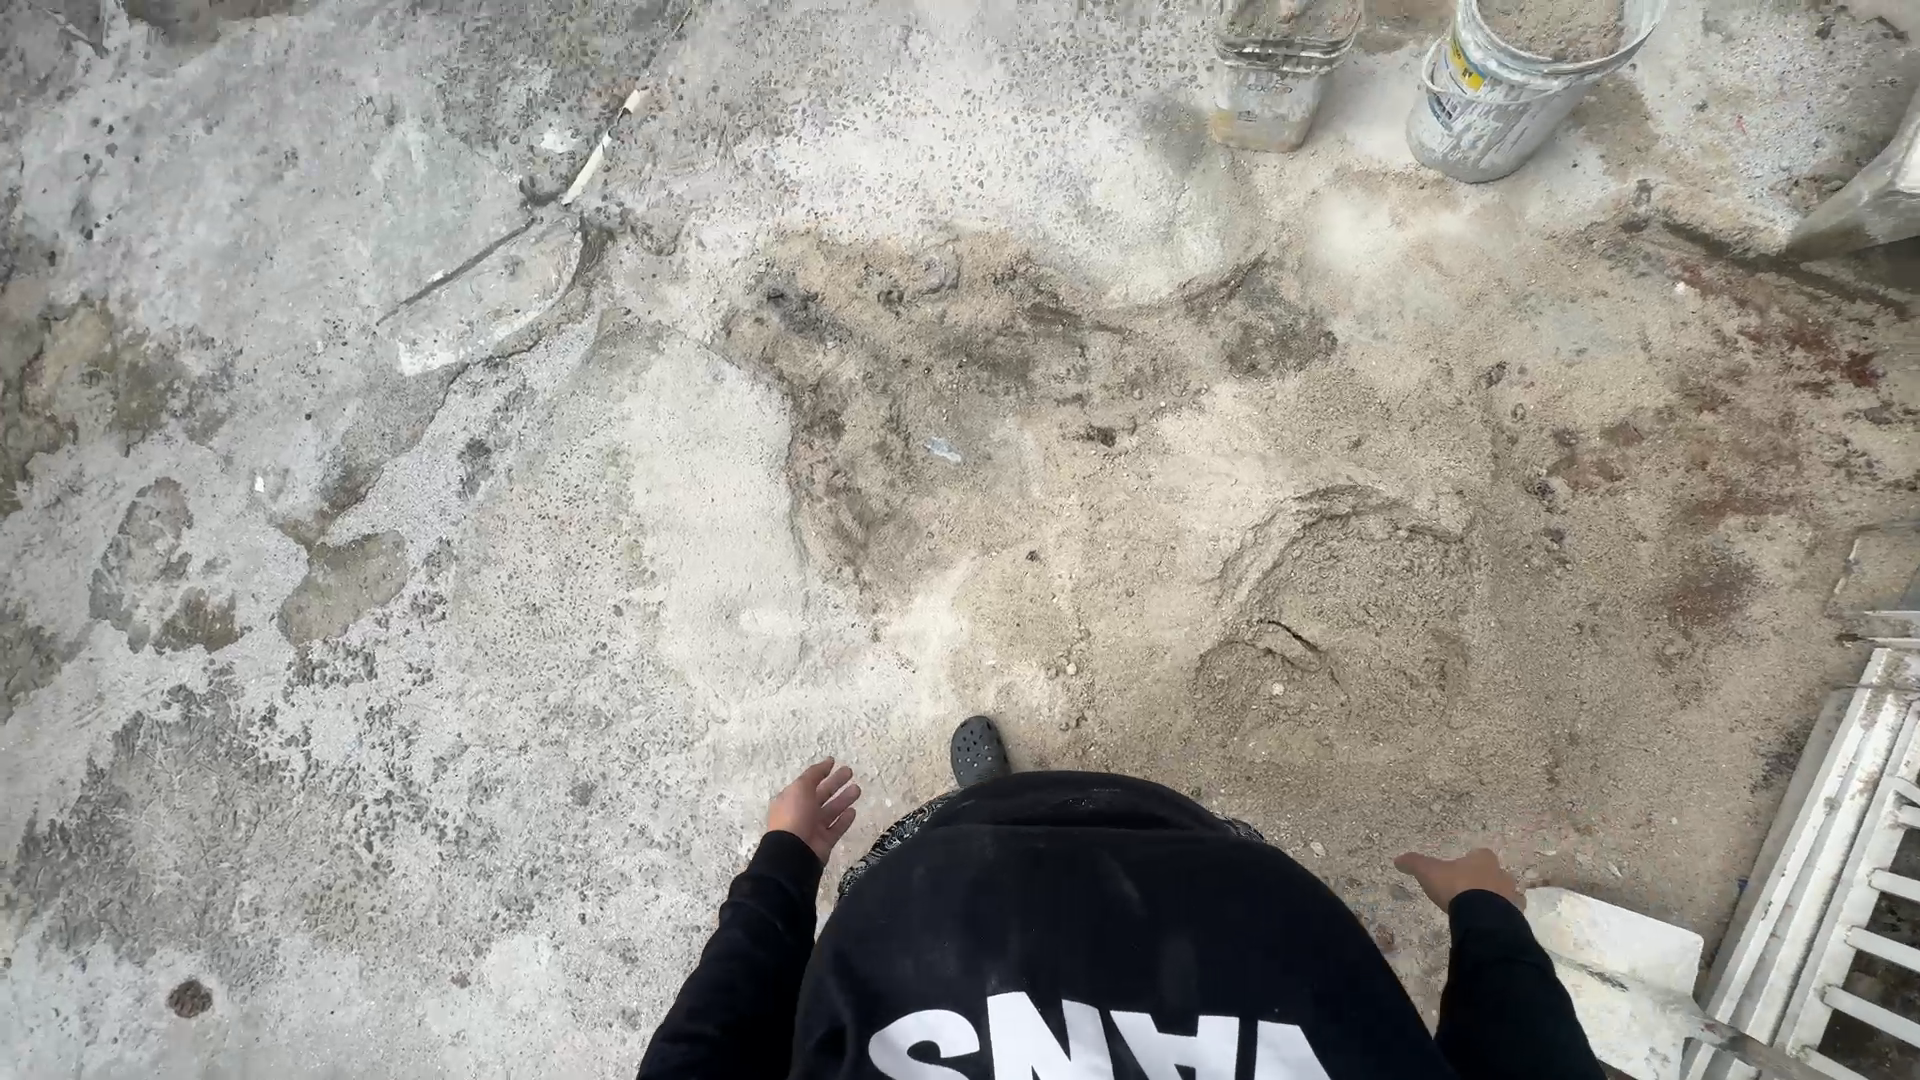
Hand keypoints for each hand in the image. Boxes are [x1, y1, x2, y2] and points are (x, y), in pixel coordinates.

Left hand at [767, 758, 860, 862]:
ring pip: (832, 810)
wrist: (794, 852)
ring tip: (857, 789)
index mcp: (792, 799)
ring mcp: (813, 828)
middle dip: (836, 783)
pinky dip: (844, 819)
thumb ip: (814, 774)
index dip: (820, 772)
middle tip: (850, 772)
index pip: (808, 782)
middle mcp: (802, 812)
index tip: (834, 762)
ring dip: (844, 799)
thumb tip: (827, 762)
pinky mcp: (824, 841)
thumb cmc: (794, 815)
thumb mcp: (800, 788)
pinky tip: (853, 811)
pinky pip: (836, 828)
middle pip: (822, 794)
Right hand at [1394, 848, 1523, 910]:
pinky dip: (1499, 917)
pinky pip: (1509, 915)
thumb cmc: (1456, 886)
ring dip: (1496, 899)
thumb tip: (1397, 860)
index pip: (1481, 854)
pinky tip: (1485, 922)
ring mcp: (1512, 898)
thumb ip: (1413, 863)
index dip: (1472, 860)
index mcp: (1483, 860)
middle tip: (1470, 888)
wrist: (1483, 918)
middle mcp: (1501, 875)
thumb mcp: (1427, 871)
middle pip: (1496, 874)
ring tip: (1480, 908)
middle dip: (1486, 880)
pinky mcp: (1516, 918)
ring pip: (1506, 895)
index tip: (1461, 868)